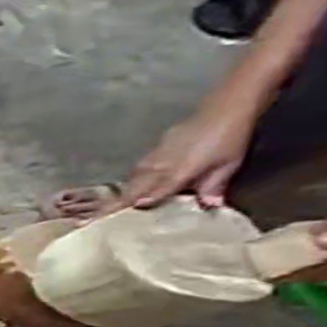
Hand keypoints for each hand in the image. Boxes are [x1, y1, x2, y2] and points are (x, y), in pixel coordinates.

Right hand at [124, 102, 257, 209]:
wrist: (226, 107)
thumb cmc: (231, 137)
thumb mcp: (228, 165)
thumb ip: (214, 186)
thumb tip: (210, 206)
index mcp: (178, 173)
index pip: (151, 194)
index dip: (134, 206)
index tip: (113, 219)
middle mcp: (161, 167)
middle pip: (133, 189)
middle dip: (115, 203)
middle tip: (95, 217)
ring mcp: (156, 156)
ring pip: (133, 178)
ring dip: (123, 191)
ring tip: (111, 204)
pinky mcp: (157, 148)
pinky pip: (139, 167)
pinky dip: (133, 178)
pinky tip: (135, 181)